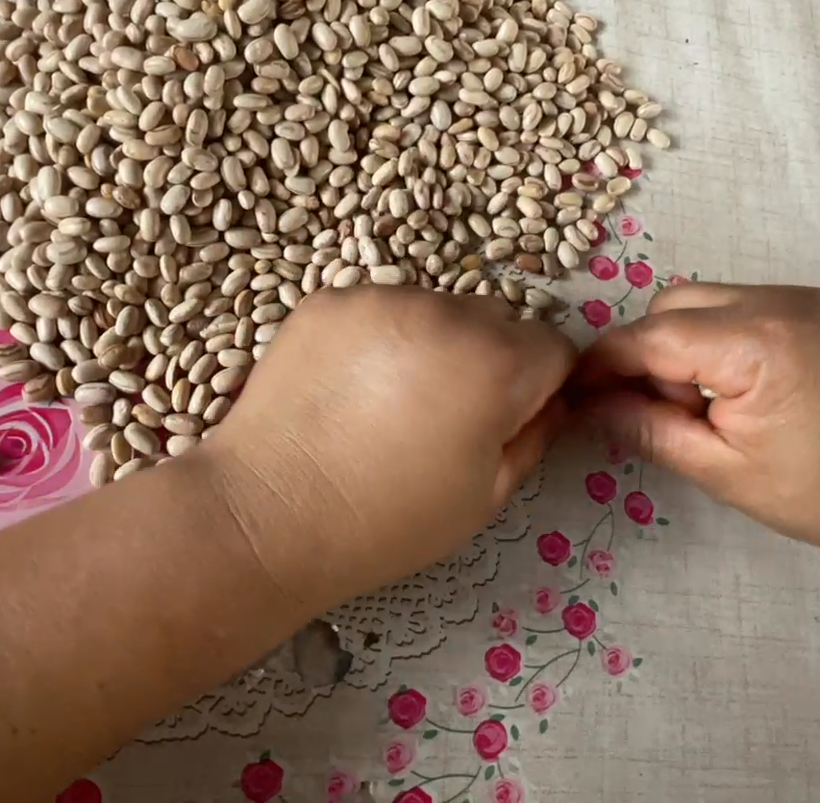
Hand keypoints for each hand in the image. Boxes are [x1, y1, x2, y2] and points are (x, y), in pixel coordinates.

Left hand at [203, 286, 575, 606]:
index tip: (504, 420)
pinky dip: (381, 337)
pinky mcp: (331, 298)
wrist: (265, 515)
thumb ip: (535, 436)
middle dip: (488, 360)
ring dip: (433, 343)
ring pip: (437, 310)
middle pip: (497, 322)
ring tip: (389, 400)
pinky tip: (350, 385)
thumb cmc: (386, 522)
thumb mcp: (486, 497)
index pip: (553, 349)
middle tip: (443, 414)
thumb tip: (551, 401)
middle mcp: (444, 311)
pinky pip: (382, 308)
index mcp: (494, 363)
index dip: (537, 388)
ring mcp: (380, 297)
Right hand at [572, 283, 819, 565]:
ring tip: (704, 405)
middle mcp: (775, 299)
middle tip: (662, 412)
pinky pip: (734, 306)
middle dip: (647, 354)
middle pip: (670, 306)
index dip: (604, 363)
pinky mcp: (813, 304)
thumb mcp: (724, 473)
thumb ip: (647, 429)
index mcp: (756, 343)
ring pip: (700, 301)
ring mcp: (799, 295)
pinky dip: (714, 339)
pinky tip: (735, 388)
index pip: (650, 336)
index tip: (574, 393)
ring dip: (680, 345)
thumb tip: (588, 404)